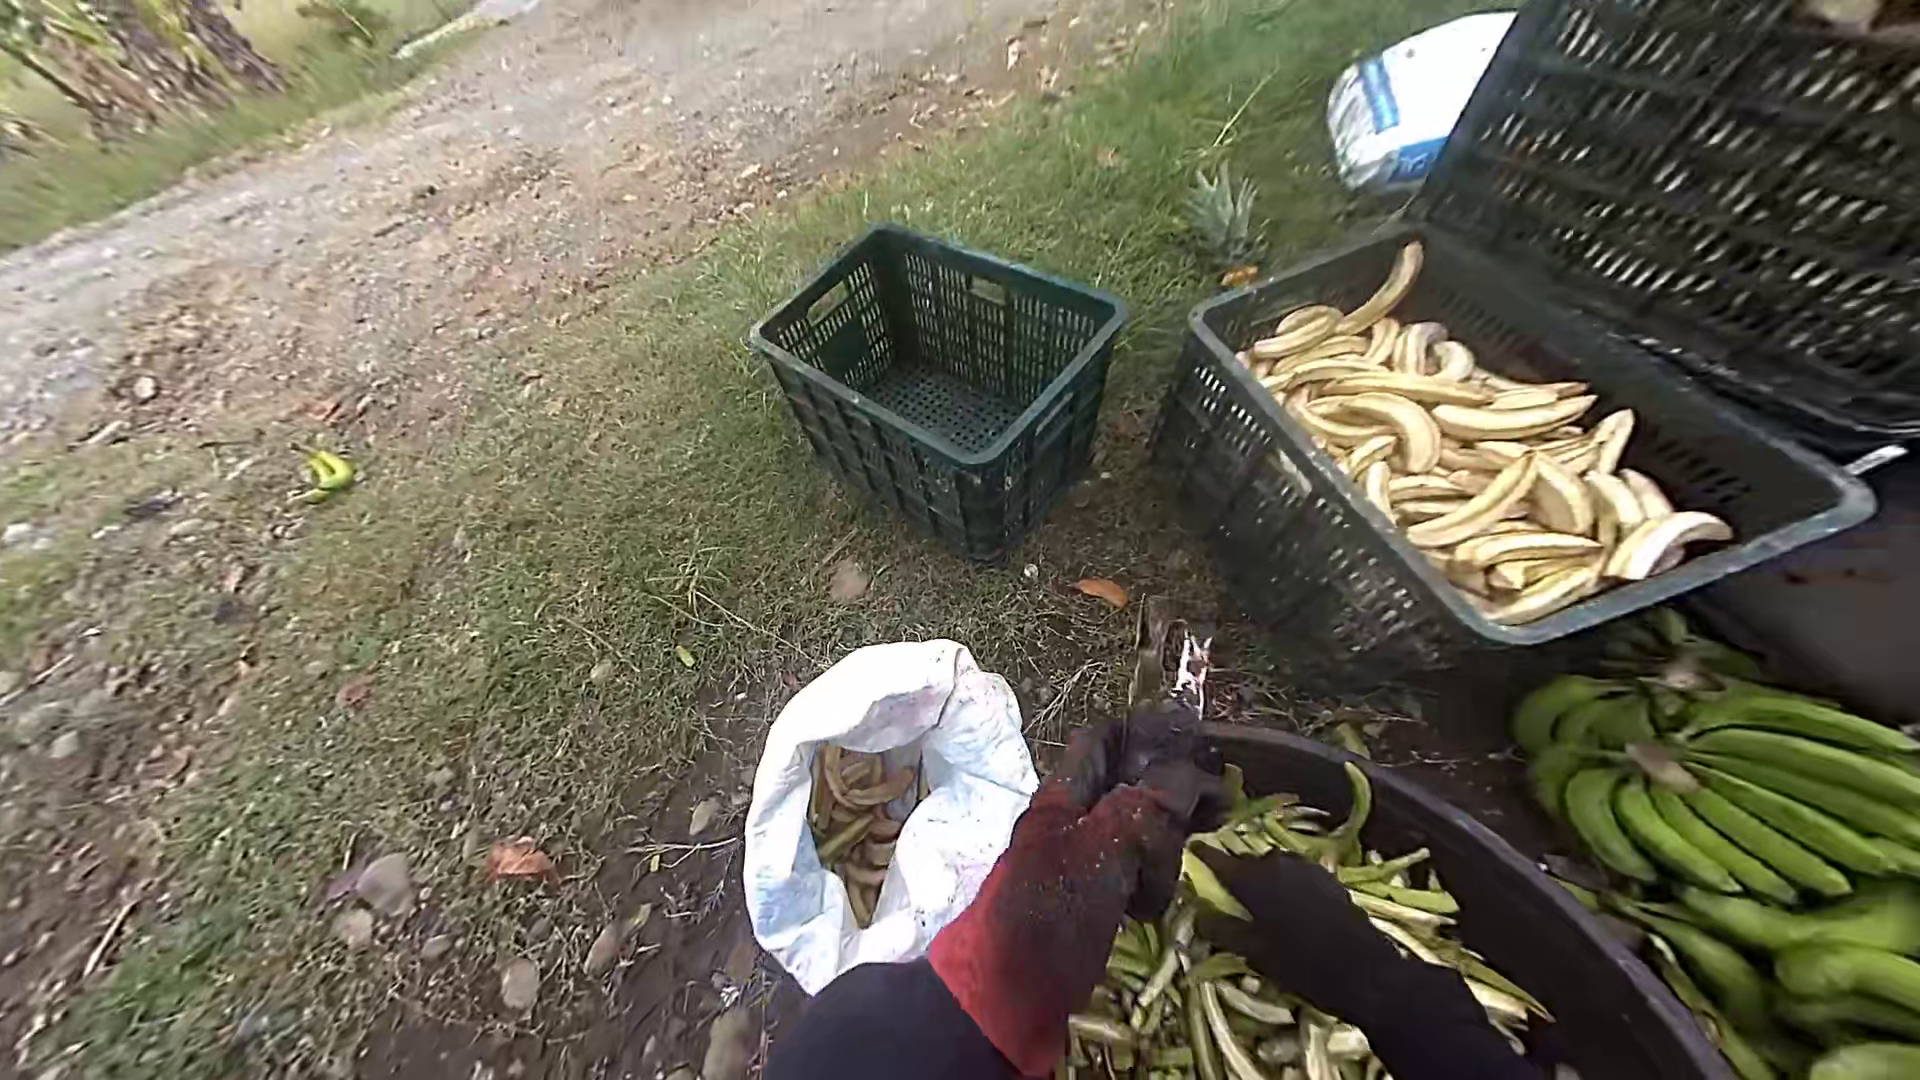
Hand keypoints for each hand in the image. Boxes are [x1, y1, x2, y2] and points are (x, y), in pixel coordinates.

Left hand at [927, 712, 1224, 1076]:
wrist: (1012, 992)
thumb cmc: (1049, 912)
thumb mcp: (1099, 851)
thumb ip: (1142, 809)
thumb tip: (1188, 778)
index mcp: (1065, 792)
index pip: (1104, 739)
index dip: (1143, 735)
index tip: (1190, 746)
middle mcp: (1075, 815)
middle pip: (1132, 784)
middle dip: (1167, 801)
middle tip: (1207, 817)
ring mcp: (1085, 855)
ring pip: (1141, 828)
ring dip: (1161, 850)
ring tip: (1152, 885)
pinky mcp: (1097, 892)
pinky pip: (1137, 868)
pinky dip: (1152, 879)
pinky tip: (1148, 906)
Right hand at [1193, 848, 1407, 1023]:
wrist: (1370, 974)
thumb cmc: (1304, 965)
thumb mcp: (1256, 954)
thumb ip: (1222, 928)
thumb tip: (1196, 910)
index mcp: (1251, 879)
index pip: (1216, 858)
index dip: (1201, 853)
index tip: (1191, 846)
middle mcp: (1273, 863)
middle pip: (1245, 862)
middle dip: (1236, 872)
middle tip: (1232, 891)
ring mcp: (1302, 866)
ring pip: (1271, 865)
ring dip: (1263, 876)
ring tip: (1264, 899)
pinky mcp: (1325, 876)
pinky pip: (1295, 872)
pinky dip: (1287, 882)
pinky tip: (1293, 903)